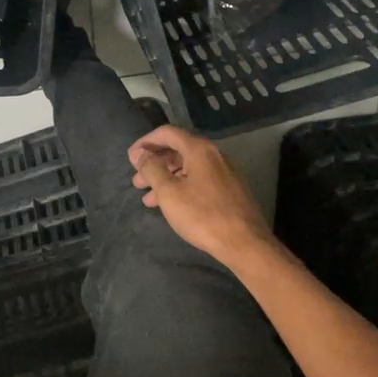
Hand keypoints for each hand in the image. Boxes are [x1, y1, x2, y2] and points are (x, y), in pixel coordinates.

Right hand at [128, 124, 274, 265]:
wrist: (245, 243)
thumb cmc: (202, 215)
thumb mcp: (168, 192)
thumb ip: (151, 168)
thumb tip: (140, 153)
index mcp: (199, 150)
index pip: (167, 133)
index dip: (146, 142)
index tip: (132, 157)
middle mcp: (214, 155)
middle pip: (178, 150)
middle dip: (155, 163)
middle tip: (138, 181)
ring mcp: (225, 173)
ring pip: (188, 168)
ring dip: (166, 178)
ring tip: (149, 198)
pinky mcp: (230, 190)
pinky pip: (200, 180)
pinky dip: (181, 187)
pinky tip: (172, 205)